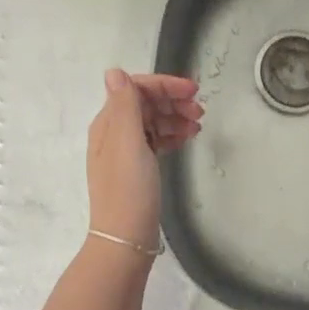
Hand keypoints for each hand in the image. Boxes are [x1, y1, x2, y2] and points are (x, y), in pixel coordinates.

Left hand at [87, 68, 201, 245]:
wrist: (125, 237)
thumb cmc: (128, 189)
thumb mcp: (127, 142)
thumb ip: (124, 106)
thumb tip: (115, 71)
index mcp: (108, 123)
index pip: (135, 89)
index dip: (164, 86)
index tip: (194, 91)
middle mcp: (113, 134)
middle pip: (144, 104)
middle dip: (172, 101)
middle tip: (200, 112)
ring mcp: (125, 153)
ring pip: (152, 122)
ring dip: (174, 118)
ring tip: (197, 126)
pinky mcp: (137, 169)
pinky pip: (155, 141)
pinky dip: (171, 135)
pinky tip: (186, 139)